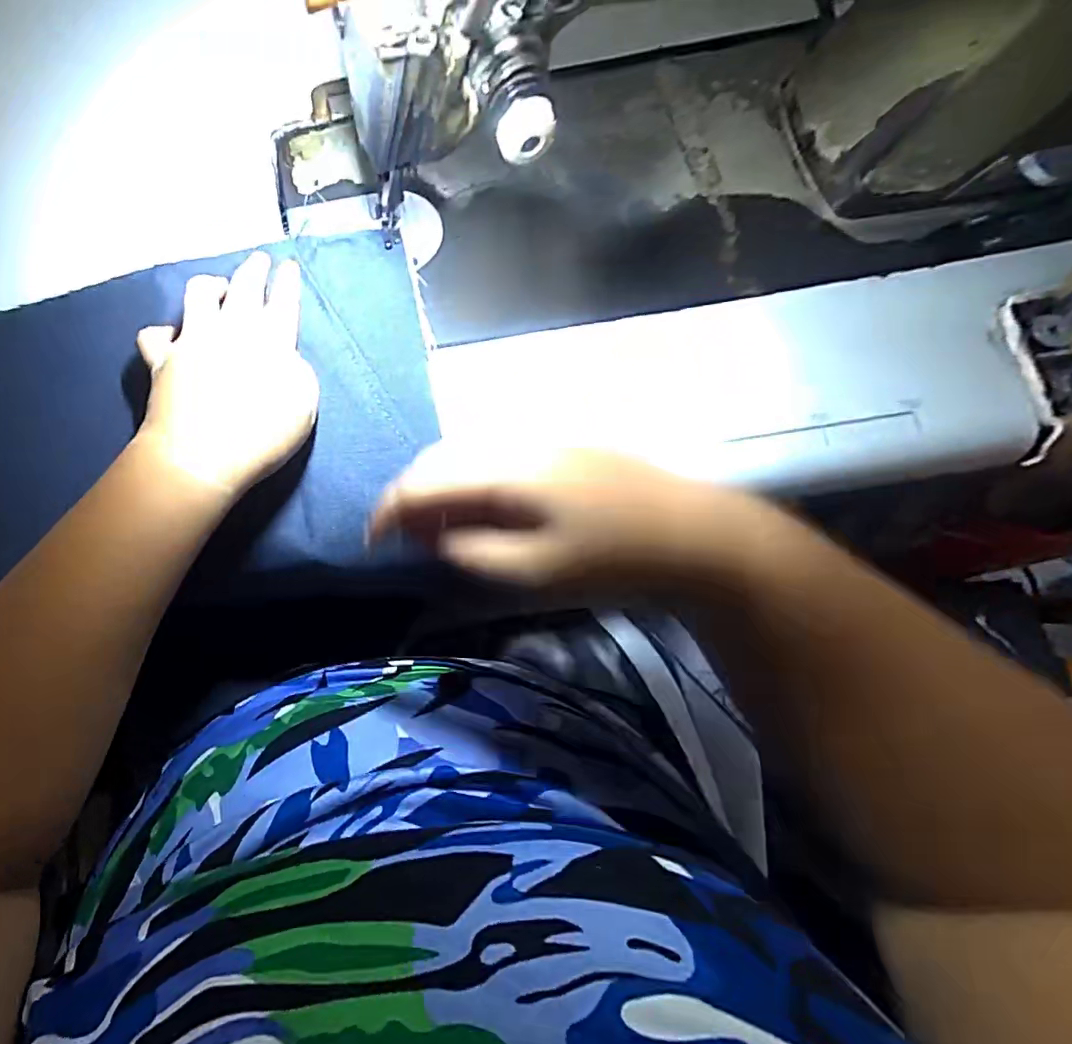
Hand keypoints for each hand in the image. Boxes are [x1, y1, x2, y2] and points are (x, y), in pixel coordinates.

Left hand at [134, 252, 319, 494]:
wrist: (200, 457)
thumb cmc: (262, 437)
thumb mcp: (302, 405)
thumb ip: (296, 373)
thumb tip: (284, 359)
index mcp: (272, 338)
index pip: (283, 299)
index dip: (287, 281)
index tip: (288, 268)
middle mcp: (232, 328)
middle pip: (244, 285)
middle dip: (254, 270)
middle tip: (259, 261)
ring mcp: (193, 340)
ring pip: (198, 293)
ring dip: (210, 285)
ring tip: (217, 287)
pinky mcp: (162, 359)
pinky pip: (155, 334)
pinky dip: (162, 332)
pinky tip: (168, 335)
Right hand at [370, 442, 805, 595]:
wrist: (699, 538)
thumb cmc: (612, 562)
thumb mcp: (533, 573)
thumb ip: (470, 551)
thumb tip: (429, 535)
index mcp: (507, 471)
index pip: (424, 480)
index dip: (389, 511)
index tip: (371, 543)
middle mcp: (517, 444)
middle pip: (439, 457)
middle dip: (409, 495)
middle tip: (401, 538)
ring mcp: (543, 442)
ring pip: (466, 453)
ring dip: (438, 485)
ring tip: (436, 526)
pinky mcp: (562, 450)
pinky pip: (493, 457)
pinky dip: (468, 480)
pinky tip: (478, 507)